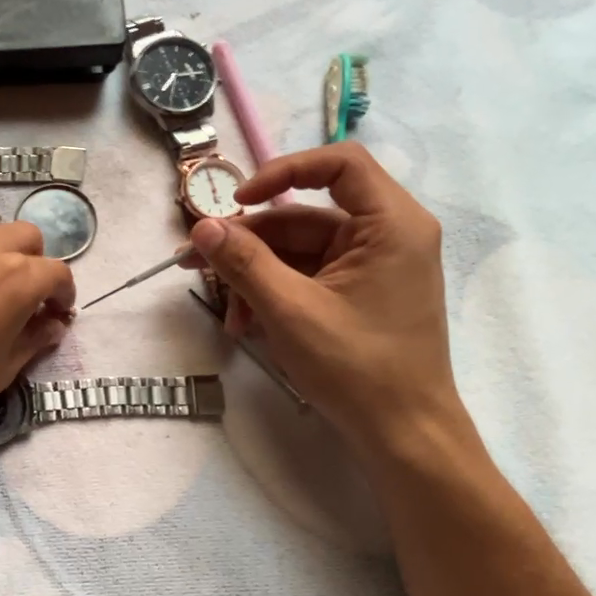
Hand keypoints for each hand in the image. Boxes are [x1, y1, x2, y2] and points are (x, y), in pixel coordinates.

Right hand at [186, 143, 465, 457]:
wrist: (402, 430)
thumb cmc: (356, 365)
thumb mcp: (289, 311)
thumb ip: (243, 263)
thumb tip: (201, 227)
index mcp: (390, 225)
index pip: (339, 165)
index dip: (283, 172)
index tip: (235, 202)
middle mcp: (386, 236)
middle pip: (303, 216)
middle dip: (247, 243)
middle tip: (193, 265)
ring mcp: (371, 267)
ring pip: (296, 251)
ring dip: (253, 278)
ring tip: (226, 315)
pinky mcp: (358, 295)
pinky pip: (305, 278)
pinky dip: (272, 295)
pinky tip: (247, 325)